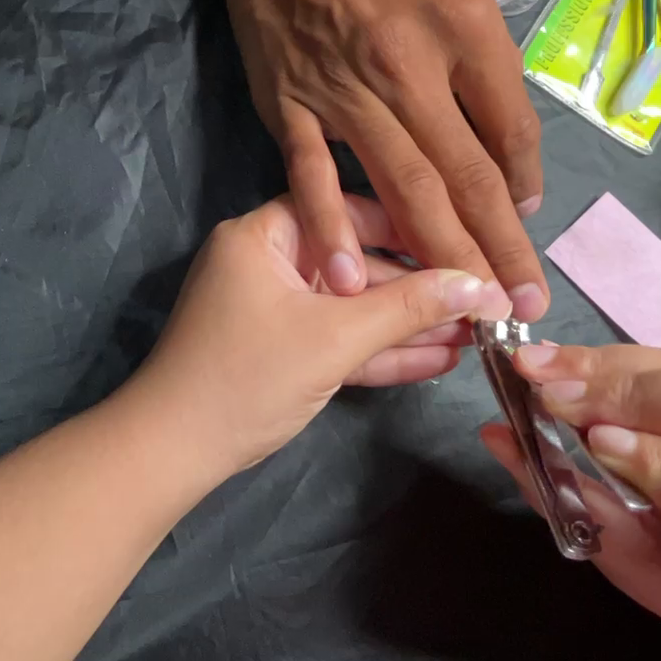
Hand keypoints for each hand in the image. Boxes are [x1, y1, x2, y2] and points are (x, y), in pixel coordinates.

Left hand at [125, 194, 499, 476]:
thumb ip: (407, 308)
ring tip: (477, 333)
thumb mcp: (333, 337)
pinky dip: (379, 351)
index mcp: (265, 233)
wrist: (175, 450)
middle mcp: (270, 260)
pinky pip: (338, 339)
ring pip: (353, 307)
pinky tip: (439, 358)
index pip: (348, 210)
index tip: (467, 240)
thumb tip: (482, 286)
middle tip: (484, 298)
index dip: (410, 225)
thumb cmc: (249, 375)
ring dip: (407, 325)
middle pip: (357, 262)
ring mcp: (277, 307)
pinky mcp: (284, 348)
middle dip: (419, 289)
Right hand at [202, 0, 548, 320]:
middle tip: (523, 309)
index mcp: (463, 29)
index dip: (525, 188)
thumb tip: (503, 149)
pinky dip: (333, 230)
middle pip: (466, 175)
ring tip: (468, 311)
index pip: (510, 129)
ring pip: (404, 187)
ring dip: (442, 254)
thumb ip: (483, 65)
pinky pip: (315, 179)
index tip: (526, 225)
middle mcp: (411, 68)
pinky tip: (352, 281)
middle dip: (500, 248)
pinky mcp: (292, 110)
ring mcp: (346, 95)